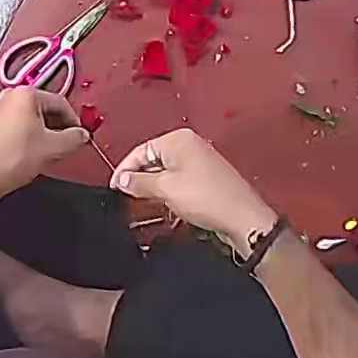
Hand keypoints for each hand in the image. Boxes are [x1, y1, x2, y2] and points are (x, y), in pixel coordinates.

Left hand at [0, 87, 88, 200]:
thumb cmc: (11, 159)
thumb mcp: (53, 147)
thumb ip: (74, 138)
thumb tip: (82, 135)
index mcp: (26, 94)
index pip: (60, 103)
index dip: (74, 120)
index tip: (79, 134)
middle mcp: (11, 97)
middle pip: (46, 108)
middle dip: (59, 127)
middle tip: (67, 142)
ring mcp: (0, 109)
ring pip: (33, 117)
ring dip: (46, 132)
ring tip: (50, 150)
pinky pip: (20, 124)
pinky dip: (31, 135)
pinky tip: (34, 151)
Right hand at [111, 130, 277, 256]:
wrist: (241, 218)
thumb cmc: (208, 198)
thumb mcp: (165, 189)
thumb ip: (139, 183)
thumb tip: (123, 180)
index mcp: (178, 139)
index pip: (141, 150)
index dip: (125, 169)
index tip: (115, 186)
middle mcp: (190, 145)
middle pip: (153, 159)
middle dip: (139, 178)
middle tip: (127, 196)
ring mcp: (200, 160)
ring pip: (166, 171)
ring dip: (154, 186)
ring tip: (145, 203)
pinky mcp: (206, 177)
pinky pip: (179, 179)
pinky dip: (169, 190)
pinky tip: (166, 205)